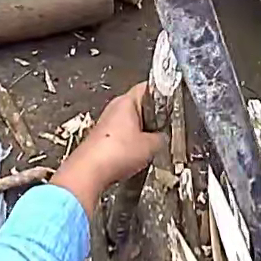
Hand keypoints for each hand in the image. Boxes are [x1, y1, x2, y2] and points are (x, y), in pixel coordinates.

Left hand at [51, 83, 160, 217]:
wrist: (88, 173)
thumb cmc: (116, 153)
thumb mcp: (150, 146)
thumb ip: (161, 138)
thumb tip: (163, 138)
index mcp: (126, 101)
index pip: (148, 87)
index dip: (162, 93)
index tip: (172, 102)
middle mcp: (114, 107)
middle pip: (140, 105)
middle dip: (153, 117)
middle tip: (165, 128)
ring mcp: (106, 122)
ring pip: (131, 121)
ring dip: (141, 132)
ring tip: (151, 145)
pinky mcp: (101, 138)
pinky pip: (121, 135)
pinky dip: (129, 142)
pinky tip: (134, 156)